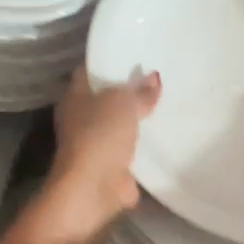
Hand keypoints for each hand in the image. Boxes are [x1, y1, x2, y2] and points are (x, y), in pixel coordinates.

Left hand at [28, 68, 161, 243]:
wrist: (94, 189)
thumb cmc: (99, 137)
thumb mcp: (122, 104)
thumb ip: (139, 92)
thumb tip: (154, 78)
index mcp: (75, 98)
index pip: (89, 72)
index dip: (108, 62)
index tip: (134, 54)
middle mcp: (81, 119)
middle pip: (106, 99)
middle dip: (128, 91)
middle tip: (159, 78)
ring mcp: (96, 145)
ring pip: (120, 125)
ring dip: (137, 119)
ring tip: (168, 103)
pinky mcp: (112, 167)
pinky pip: (132, 150)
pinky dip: (145, 146)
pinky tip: (167, 135)